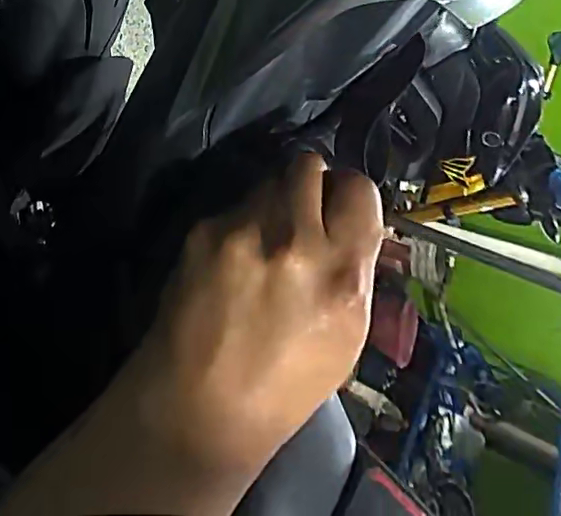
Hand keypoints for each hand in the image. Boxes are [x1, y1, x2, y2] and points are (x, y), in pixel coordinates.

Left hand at [0, 149, 383, 515]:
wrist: (202, 396)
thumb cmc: (285, 380)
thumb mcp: (346, 333)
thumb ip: (353, 268)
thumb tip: (352, 224)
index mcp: (340, 275)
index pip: (358, 189)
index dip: (351, 193)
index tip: (343, 204)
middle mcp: (291, 240)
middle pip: (306, 165)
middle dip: (310, 180)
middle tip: (305, 207)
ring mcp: (240, 229)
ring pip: (267, 180)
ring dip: (275, 198)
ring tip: (270, 235)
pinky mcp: (203, 228)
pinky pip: (234, 205)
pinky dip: (242, 221)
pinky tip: (236, 255)